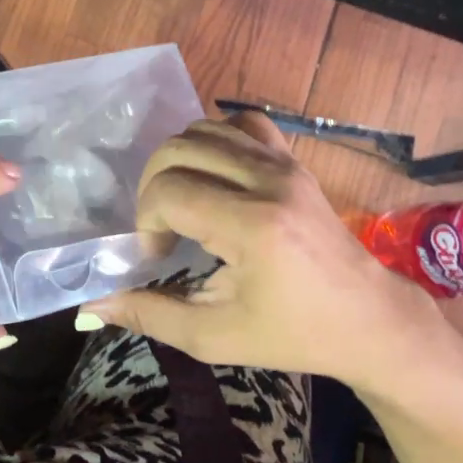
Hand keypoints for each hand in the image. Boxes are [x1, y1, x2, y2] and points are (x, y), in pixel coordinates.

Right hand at [80, 112, 446, 385]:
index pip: (168, 192)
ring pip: (204, 130)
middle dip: (152, 188)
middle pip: (178, 149)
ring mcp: (285, 166)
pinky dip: (213, 140)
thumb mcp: (214, 337)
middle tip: (163, 228)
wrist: (370, 320)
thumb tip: (92, 304)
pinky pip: (241, 125)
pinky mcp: (293, 161)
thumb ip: (150, 315)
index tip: (159, 254)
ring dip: (176, 164)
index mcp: (254, 227)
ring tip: (182, 203)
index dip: (147, 221)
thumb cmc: (293, 335)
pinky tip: (210, 175)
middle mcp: (270, 183)